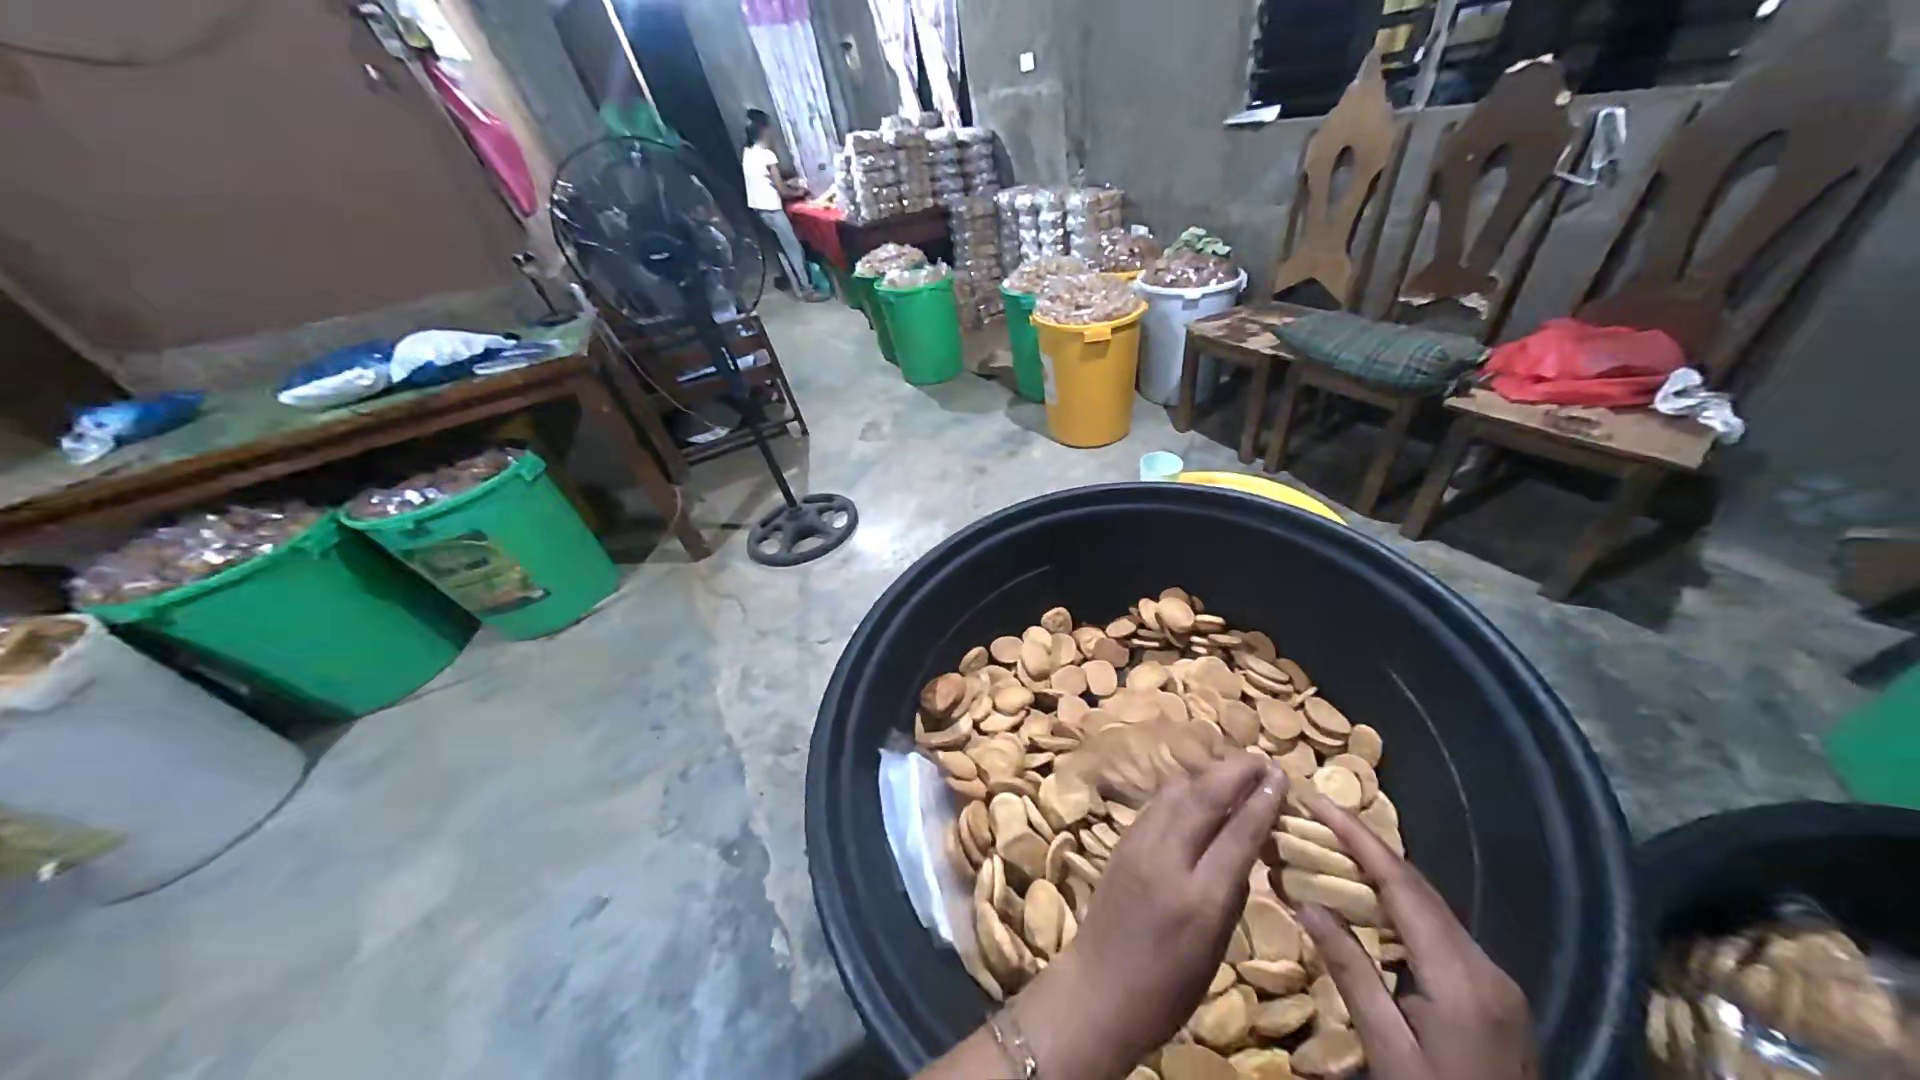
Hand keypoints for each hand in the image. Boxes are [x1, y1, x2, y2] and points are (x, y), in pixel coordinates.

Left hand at [1016, 754, 1288, 1079]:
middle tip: (1261, 760)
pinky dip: (1183, 790)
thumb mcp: (1216, 947)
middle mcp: (1167, 860)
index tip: (1282, 775)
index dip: (1263, 800)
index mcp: (1200, 899)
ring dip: (1208, 774)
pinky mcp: (1120, 842)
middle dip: (1236, 771)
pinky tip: (1197, 790)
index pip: (1238, 833)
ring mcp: (1138, 846)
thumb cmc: (1168, 988)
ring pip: (1176, 792)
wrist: (1098, 989)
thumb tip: (1246, 846)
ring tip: (1233, 769)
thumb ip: (1233, 892)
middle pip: (1204, 797)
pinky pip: (1157, 805)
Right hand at [1294, 791, 1538, 1079]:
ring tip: (1331, 847)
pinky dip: (1398, 904)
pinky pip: (1438, 930)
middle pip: (1418, 888)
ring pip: (1429, 906)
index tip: (1318, 801)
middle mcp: (1485, 966)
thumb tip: (1306, 903)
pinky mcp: (1493, 994)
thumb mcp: (1389, 1050)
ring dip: (1380, 872)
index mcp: (1460, 977)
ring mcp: (1494, 980)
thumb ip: (1350, 972)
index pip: (1402, 885)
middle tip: (1315, 816)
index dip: (1357, 837)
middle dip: (1365, 845)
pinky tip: (1368, 901)